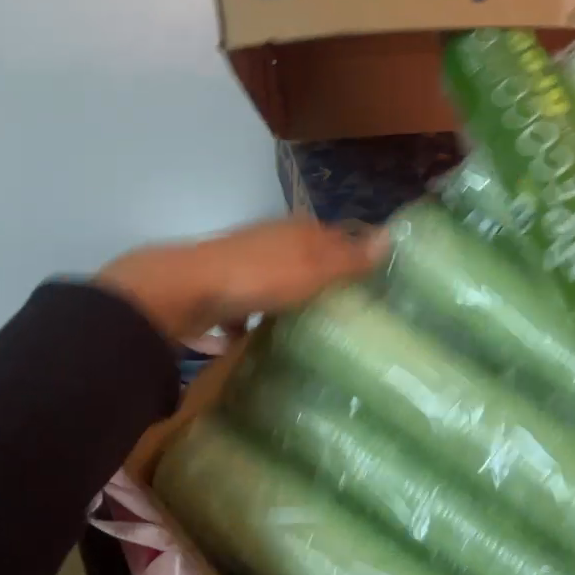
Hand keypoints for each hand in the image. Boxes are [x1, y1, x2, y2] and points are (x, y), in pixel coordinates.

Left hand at [95, 218, 385, 340]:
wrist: (182, 292)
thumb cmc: (258, 277)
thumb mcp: (313, 268)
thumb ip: (349, 258)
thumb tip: (392, 236)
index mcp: (297, 231)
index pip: (337, 237)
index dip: (357, 255)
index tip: (377, 281)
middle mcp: (270, 242)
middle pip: (306, 259)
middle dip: (324, 279)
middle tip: (349, 311)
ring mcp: (242, 266)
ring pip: (275, 282)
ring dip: (289, 299)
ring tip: (311, 329)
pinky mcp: (219, 293)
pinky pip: (246, 309)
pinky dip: (254, 321)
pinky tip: (262, 342)